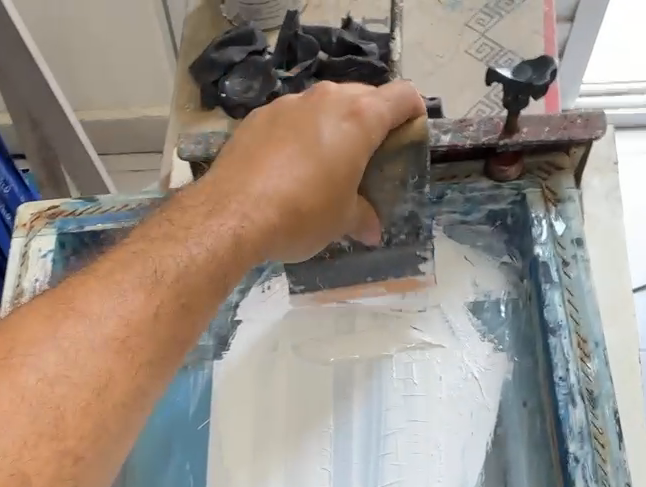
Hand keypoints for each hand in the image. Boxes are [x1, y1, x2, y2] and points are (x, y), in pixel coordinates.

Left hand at [195, 80, 426, 263]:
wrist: (232, 215)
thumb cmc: (301, 215)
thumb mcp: (340, 222)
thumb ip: (362, 218)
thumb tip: (371, 231)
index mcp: (359, 118)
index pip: (402, 97)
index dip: (412, 114)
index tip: (409, 136)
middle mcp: (325, 99)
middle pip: (362, 98)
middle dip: (370, 125)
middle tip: (367, 161)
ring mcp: (287, 104)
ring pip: (322, 108)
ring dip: (331, 131)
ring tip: (324, 169)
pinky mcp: (257, 118)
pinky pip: (290, 121)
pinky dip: (298, 139)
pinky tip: (287, 172)